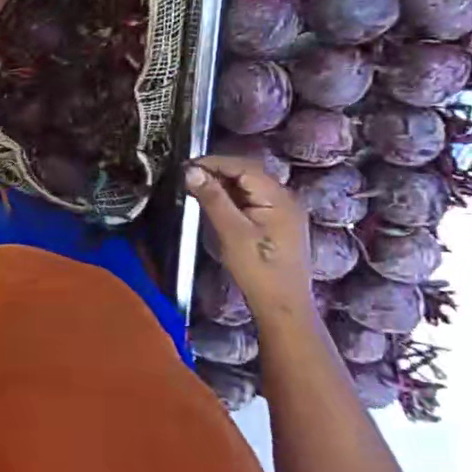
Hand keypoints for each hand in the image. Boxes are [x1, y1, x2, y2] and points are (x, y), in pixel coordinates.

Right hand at [186, 155, 315, 316]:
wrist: (284, 309)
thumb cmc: (258, 271)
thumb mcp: (232, 233)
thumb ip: (213, 198)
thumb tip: (191, 170)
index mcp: (278, 197)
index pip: (243, 166)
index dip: (214, 162)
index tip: (186, 167)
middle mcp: (286, 198)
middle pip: (248, 173)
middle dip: (217, 171)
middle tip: (188, 177)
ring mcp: (284, 211)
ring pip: (250, 187)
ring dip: (224, 185)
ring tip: (197, 188)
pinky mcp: (279, 224)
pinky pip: (253, 200)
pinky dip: (233, 198)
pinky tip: (216, 204)